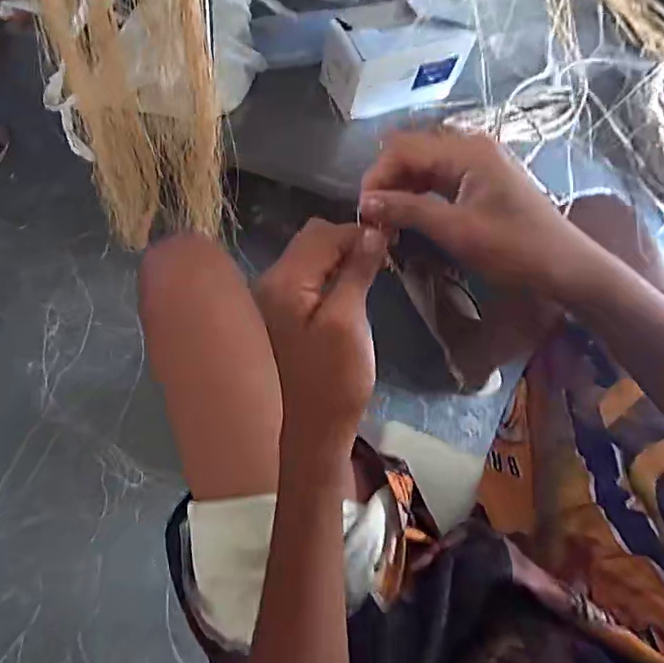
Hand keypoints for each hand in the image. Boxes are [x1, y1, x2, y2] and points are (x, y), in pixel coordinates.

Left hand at [252, 219, 386, 447]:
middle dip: (347, 240)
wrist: (311, 430)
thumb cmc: (333, 379)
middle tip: (383, 257)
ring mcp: (272, 296)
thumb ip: (356, 272)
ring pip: (309, 255)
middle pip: (311, 239)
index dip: (359, 232)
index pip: (323, 234)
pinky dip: (330, 272)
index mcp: (284, 280)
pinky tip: (351, 286)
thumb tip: (373, 232)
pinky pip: (306, 275)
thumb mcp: (349, 322)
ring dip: (340, 256)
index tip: (393, 240)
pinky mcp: (281, 310)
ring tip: (372, 271)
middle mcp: (270, 280)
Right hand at [358, 130, 619, 305]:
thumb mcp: (457, 231)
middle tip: (373, 219)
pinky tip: (407, 216)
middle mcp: (469, 147)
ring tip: (386, 221)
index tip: (364, 212)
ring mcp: (475, 162)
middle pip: (409, 153)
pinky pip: (435, 178)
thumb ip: (407, 211)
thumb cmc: (516, 249)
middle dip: (385, 182)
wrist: (569, 270)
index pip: (401, 149)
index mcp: (466, 150)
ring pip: (419, 166)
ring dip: (398, 190)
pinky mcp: (478, 180)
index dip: (376, 177)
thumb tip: (365, 203)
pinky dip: (416, 195)